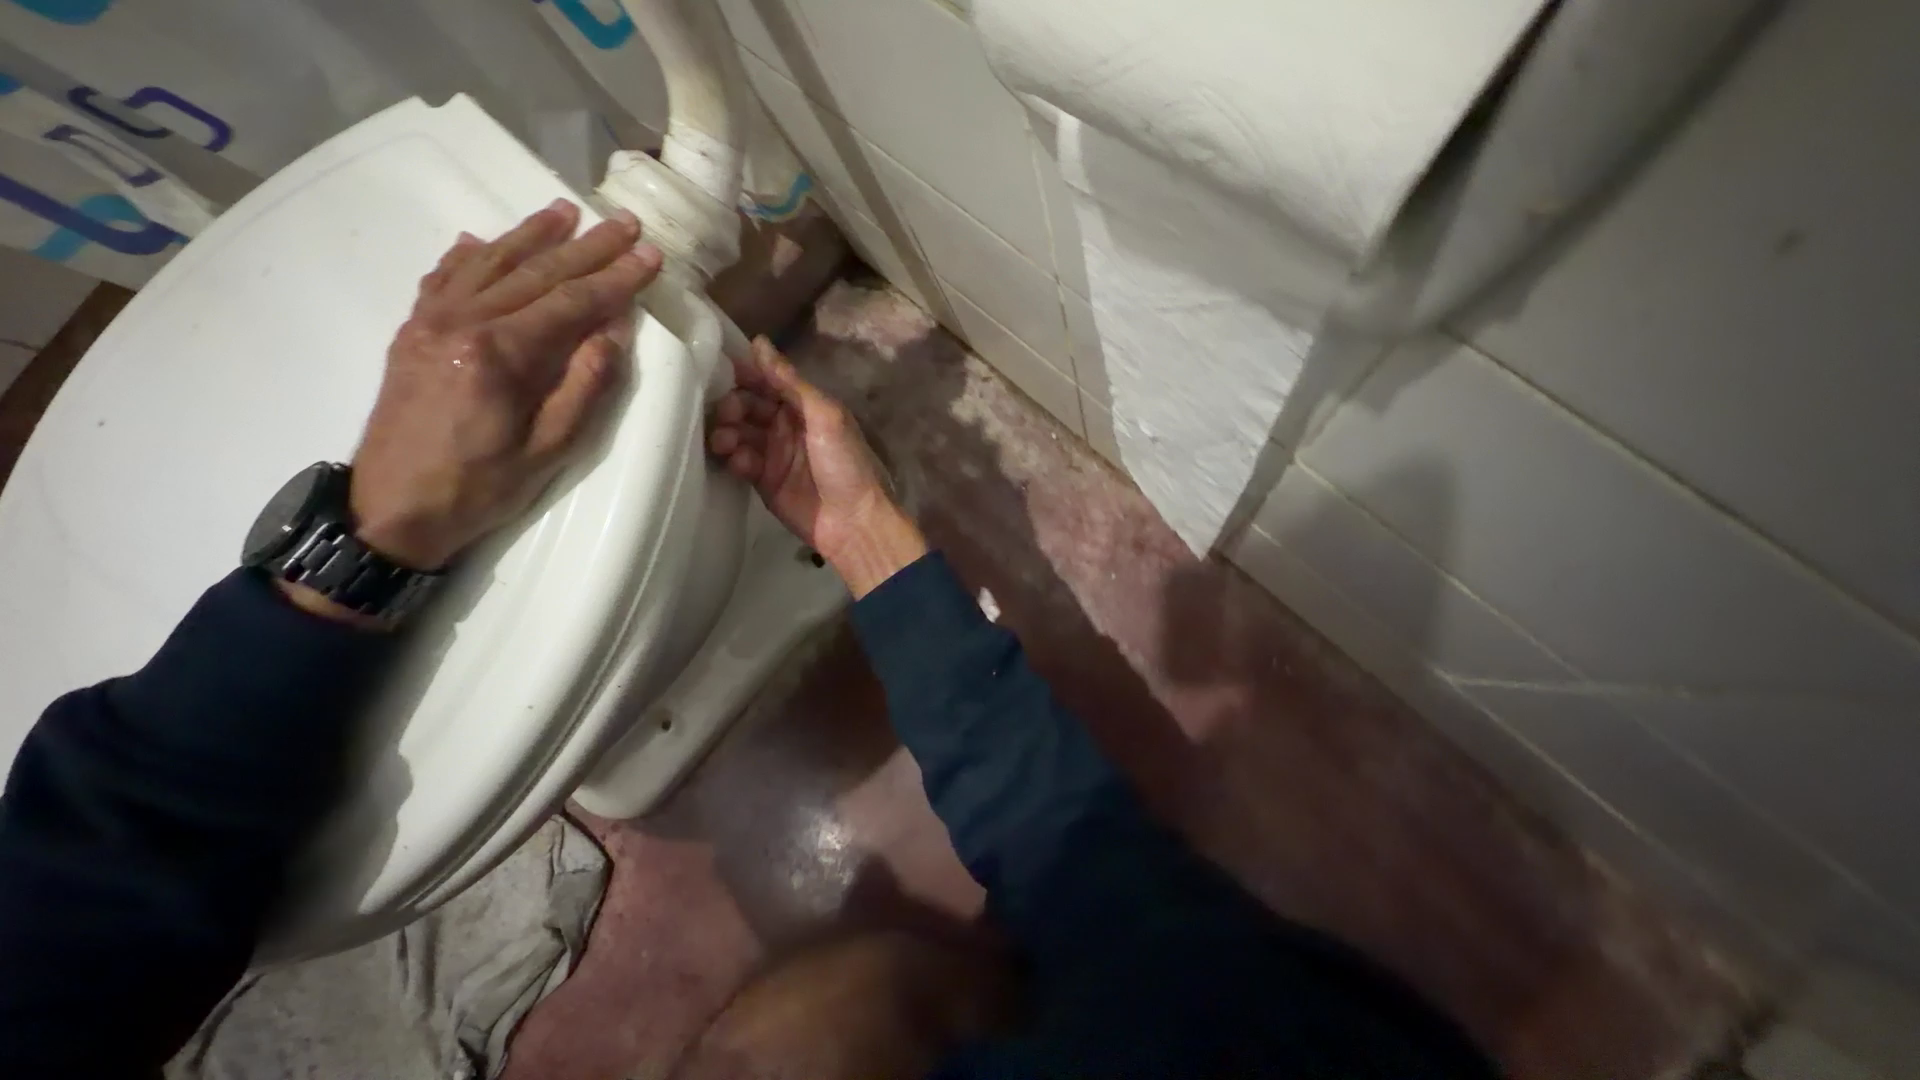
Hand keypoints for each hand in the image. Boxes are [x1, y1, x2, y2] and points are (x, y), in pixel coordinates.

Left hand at [349, 198, 661, 570]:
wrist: (391, 508)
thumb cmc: (479, 488)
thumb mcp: (549, 451)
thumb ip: (585, 387)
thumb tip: (613, 332)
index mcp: (500, 355)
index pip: (571, 303)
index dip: (616, 279)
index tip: (650, 257)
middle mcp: (462, 322)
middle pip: (535, 272)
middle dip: (586, 246)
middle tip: (624, 222)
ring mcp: (430, 321)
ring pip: (490, 263)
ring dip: (531, 234)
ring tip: (565, 211)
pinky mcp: (412, 331)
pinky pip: (444, 278)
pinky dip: (470, 255)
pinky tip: (485, 240)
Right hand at [707, 338, 925, 596]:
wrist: (855, 522)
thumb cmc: (846, 463)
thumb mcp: (825, 415)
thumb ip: (791, 382)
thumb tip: (758, 342)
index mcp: (804, 404)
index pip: (767, 380)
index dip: (744, 374)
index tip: (718, 370)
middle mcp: (786, 424)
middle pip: (747, 405)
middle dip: (731, 405)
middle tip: (725, 414)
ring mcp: (773, 453)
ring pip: (738, 432)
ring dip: (726, 432)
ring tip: (725, 441)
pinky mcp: (762, 481)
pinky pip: (739, 461)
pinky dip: (733, 458)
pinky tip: (738, 462)